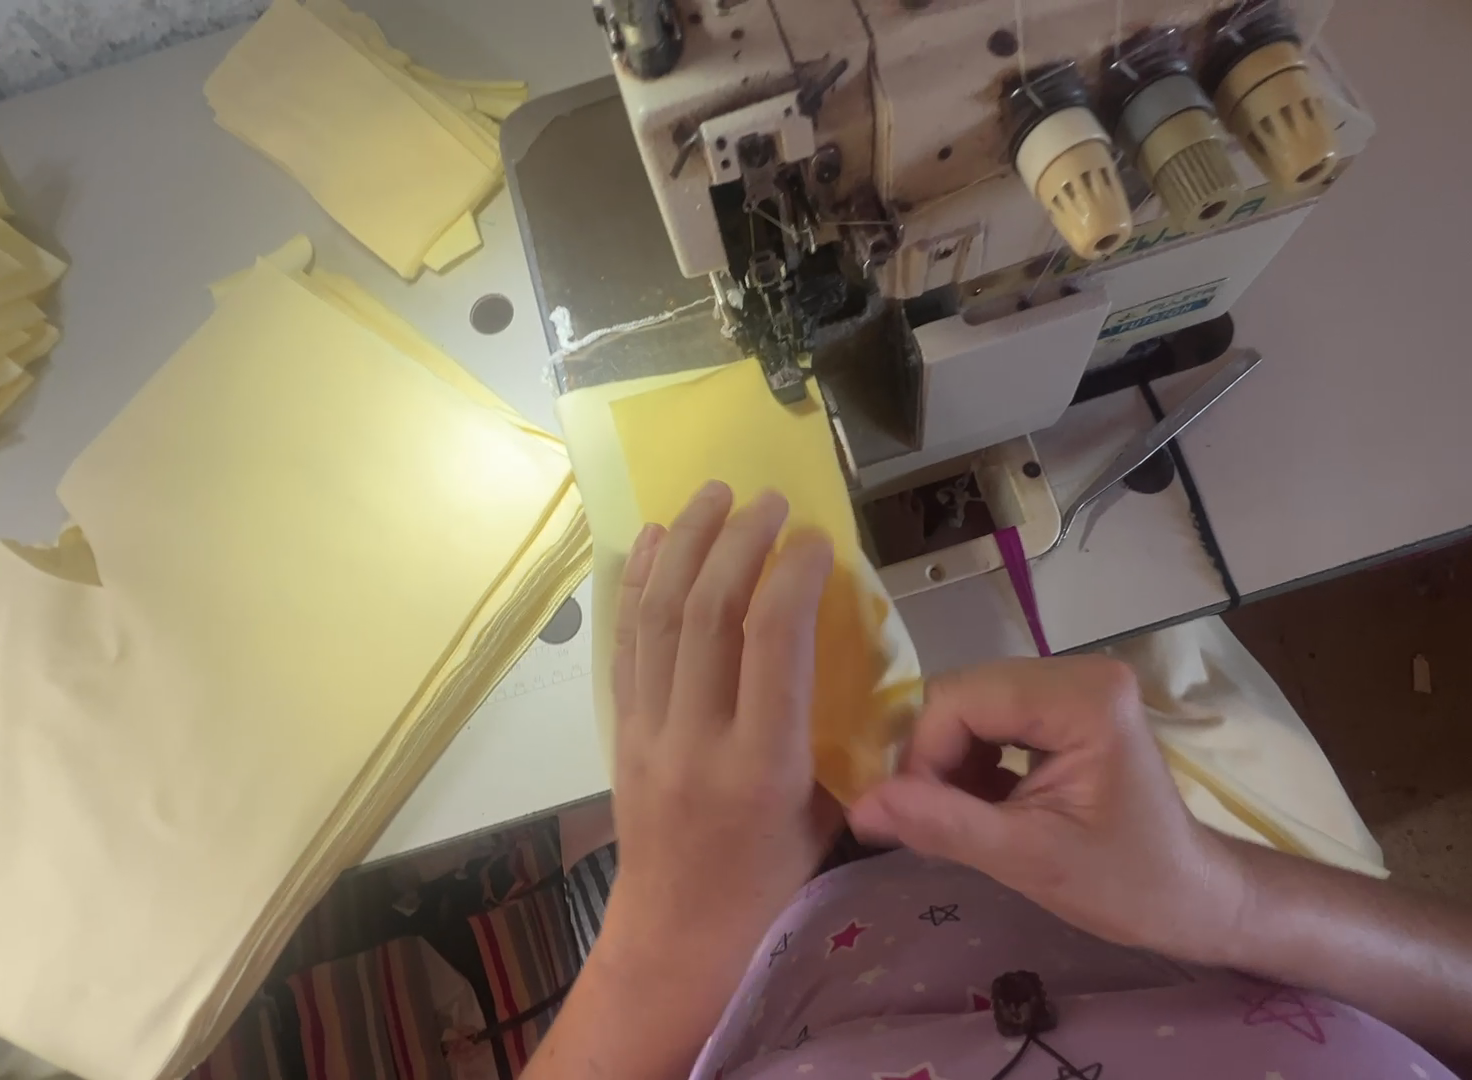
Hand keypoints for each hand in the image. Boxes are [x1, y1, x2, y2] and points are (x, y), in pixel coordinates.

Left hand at [606, 481, 840, 967]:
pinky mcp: (621, 730)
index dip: (793, 573)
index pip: (773, 639)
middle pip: (709, 612)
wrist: (678, 936)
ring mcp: (648, 730)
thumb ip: (838, 730)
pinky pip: (627, 642)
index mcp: (762, 763)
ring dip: (684, 544)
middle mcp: (697, 737)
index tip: (815, 540)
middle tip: (765, 500)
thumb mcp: (828, 812)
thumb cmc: (771, 882)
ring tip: (709, 495)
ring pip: (659, 615)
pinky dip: (639, 582)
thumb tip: (851, 648)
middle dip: (737, 540)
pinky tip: (651, 540)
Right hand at [846, 657, 1246, 960]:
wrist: (1192, 897)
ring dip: (950, 759)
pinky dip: (970, 756)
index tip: (916, 818)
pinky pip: (987, 713)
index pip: (961, 701)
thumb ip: (943, 826)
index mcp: (1081, 696)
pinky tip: (984, 798)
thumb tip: (861, 806)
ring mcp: (1068, 681)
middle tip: (935, 819)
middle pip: (961, 695)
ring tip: (963, 814)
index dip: (924, 757)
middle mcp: (1074, 670)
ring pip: (968, 704)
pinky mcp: (1060, 700)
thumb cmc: (1128, 886)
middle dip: (936, 758)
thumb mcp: (1028, 860)